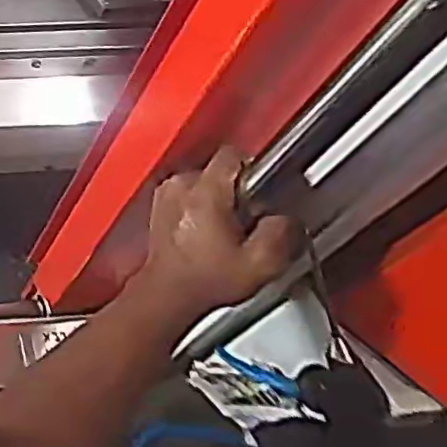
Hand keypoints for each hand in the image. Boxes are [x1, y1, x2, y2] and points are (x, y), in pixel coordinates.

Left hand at [133, 146, 297, 318]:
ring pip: (203, 181)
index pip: (232, 155)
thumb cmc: (206, 279)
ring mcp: (167, 193)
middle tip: (245, 219)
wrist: (170, 291)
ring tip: (225, 229)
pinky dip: (198, 206)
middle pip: (219, 170)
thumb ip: (280, 234)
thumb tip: (285, 219)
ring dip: (216, 198)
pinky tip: (206, 231)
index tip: (261, 188)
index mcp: (205, 193)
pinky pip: (188, 192)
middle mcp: (181, 186)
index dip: (253, 168)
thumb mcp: (259, 264)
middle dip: (236, 190)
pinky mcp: (160, 203)